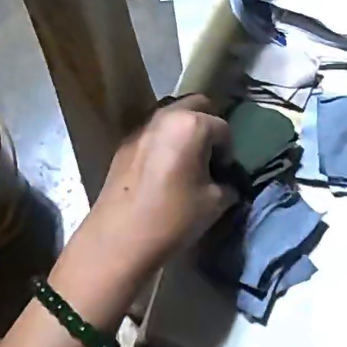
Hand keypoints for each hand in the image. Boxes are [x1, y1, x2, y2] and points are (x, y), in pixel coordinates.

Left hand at [78, 95, 236, 278]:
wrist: (117, 241)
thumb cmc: (172, 218)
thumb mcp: (215, 203)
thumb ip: (228, 184)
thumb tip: (226, 181)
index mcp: (192, 125)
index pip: (223, 128)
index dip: (229, 152)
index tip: (225, 174)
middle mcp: (166, 116)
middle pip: (197, 105)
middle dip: (208, 125)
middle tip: (210, 155)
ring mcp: (141, 128)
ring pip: (172, 115)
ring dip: (184, 129)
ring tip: (187, 159)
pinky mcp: (124, 143)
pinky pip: (153, 131)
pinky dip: (164, 141)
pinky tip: (164, 168)